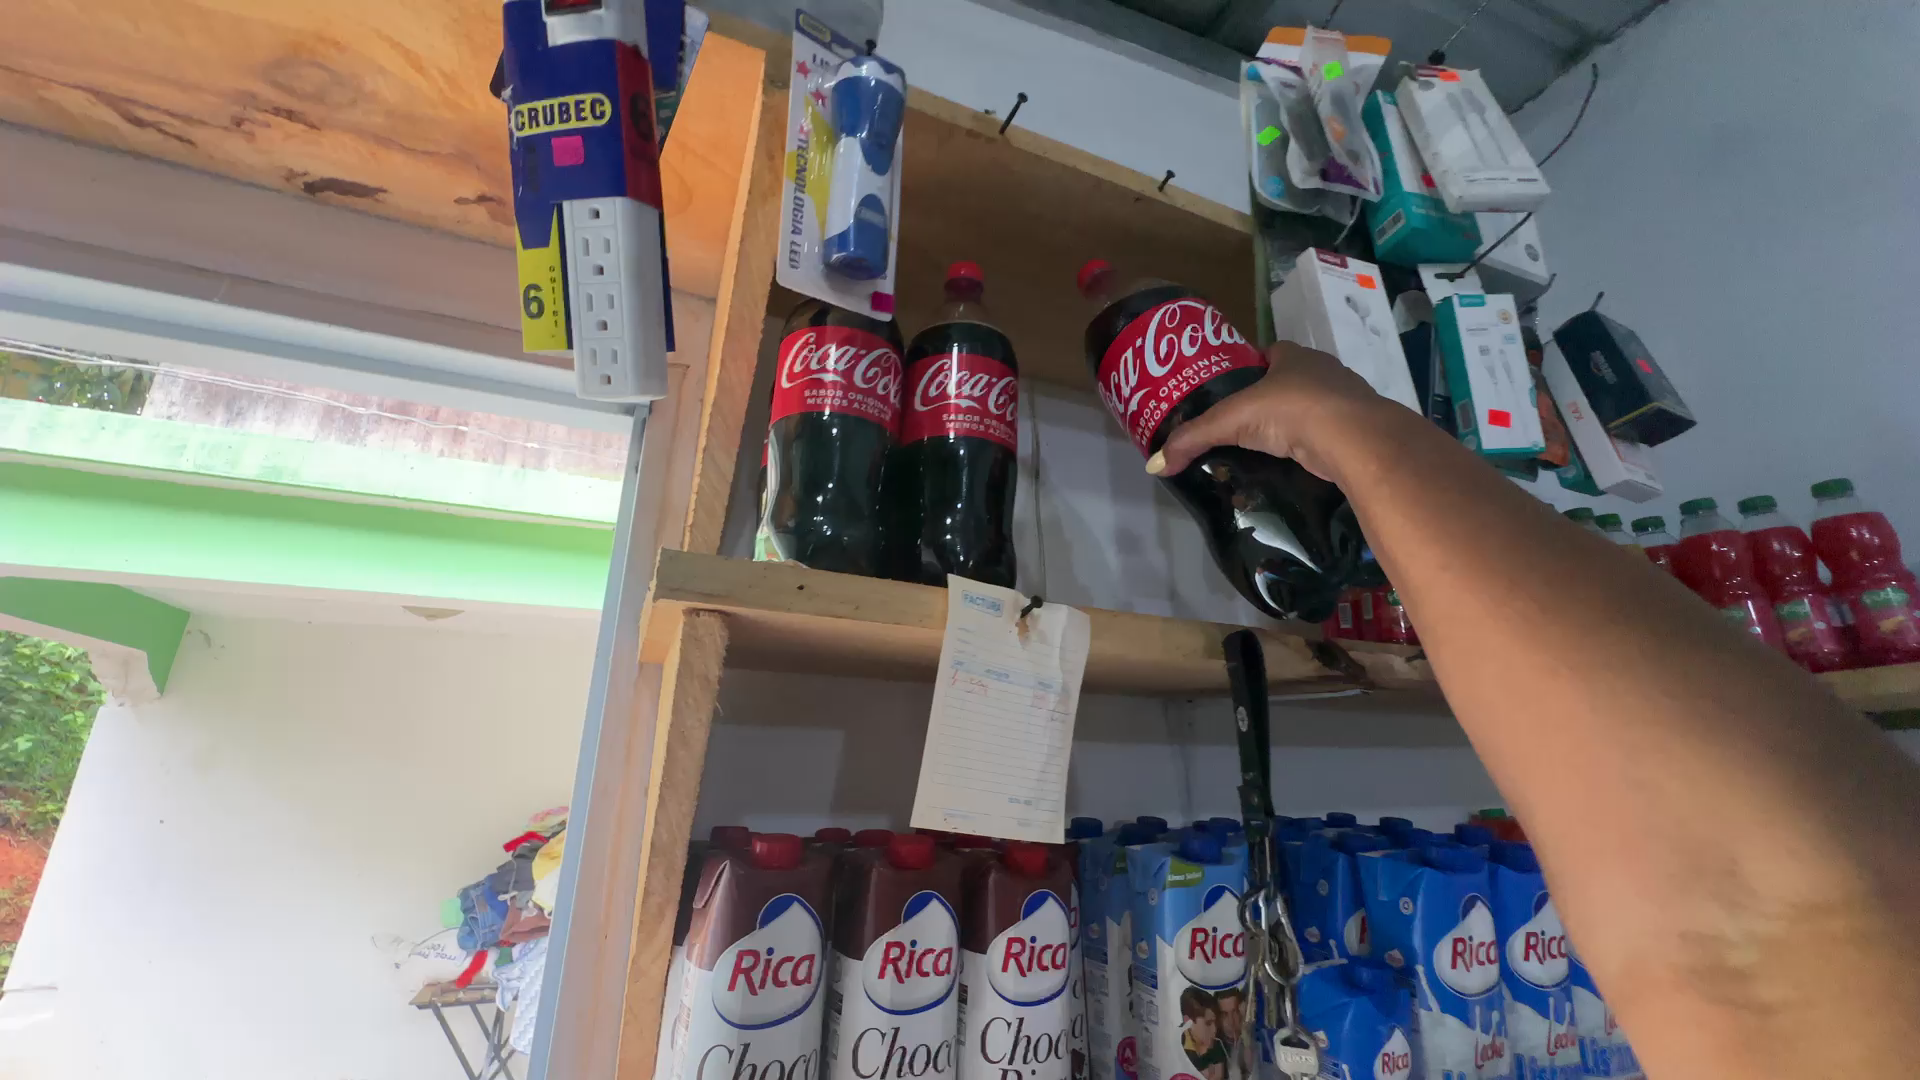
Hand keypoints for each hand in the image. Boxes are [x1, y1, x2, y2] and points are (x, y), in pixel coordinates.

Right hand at [1146, 342, 1391, 483]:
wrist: (1353, 438)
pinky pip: (1321, 434)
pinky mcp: (1353, 429)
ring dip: (1288, 424)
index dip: (1247, 369)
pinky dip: (1306, 445)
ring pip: (1306, 408)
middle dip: (1265, 399)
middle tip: (1237, 425)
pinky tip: (1289, 461)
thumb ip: (1192, 439)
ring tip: (1259, 447)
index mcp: (1293, 355)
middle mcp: (1321, 370)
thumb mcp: (1230, 420)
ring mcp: (1342, 399)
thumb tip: (1154, 465)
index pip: (1266, 354)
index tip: (1228, 392)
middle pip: (1285, 381)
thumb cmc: (1291, 410)